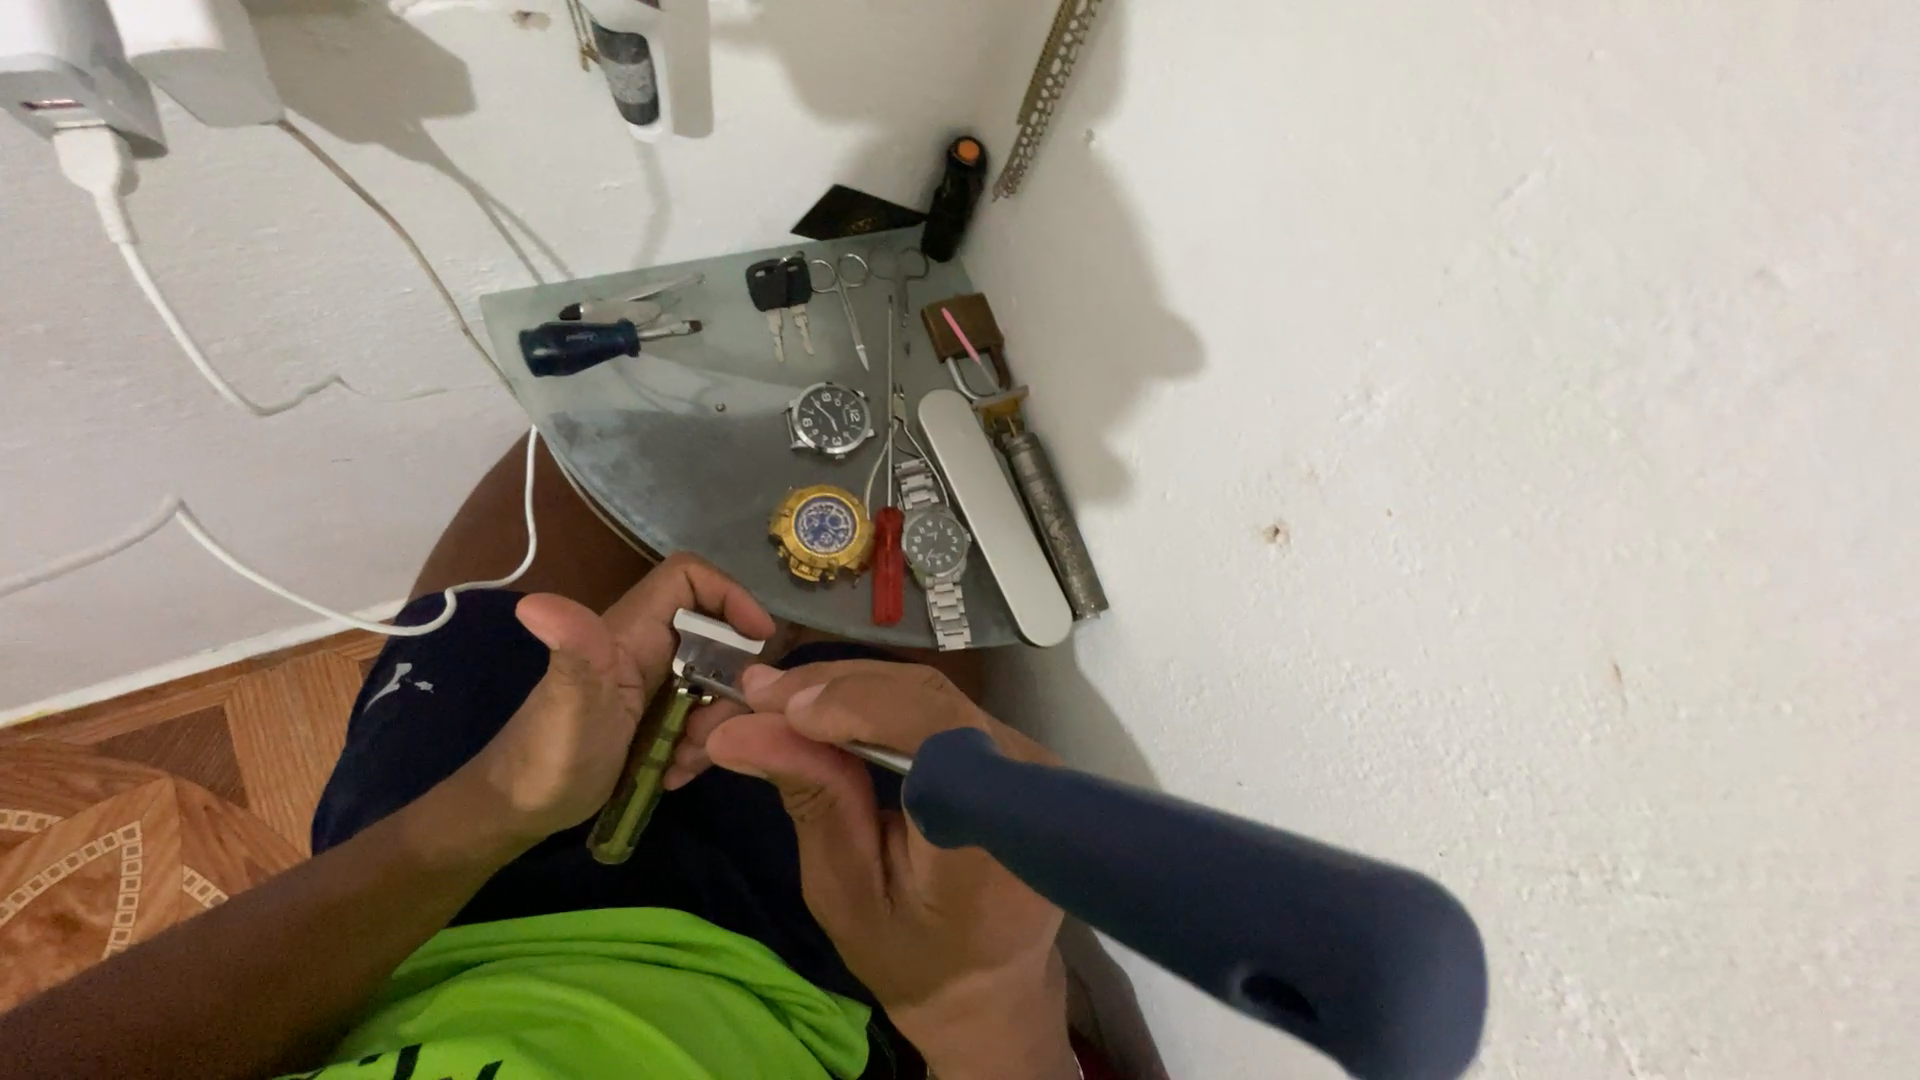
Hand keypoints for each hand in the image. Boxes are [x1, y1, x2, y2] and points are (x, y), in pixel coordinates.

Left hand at [454, 555, 773, 847]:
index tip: (757, 639)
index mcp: (633, 630)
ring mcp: (660, 681)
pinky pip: (707, 715)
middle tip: (710, 728)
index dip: (730, 595)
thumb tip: (534, 603)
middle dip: (730, 684)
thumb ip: (573, 657)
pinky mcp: (663, 714)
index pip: (691, 579)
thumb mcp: (569, 710)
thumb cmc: (546, 757)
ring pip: (720, 682)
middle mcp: (652, 646)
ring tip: (682, 760)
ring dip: (716, 723)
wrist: (519, 812)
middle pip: (720, 637)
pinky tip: (674, 772)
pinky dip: (703, 744)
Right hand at [705, 660, 1077, 1079]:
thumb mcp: (847, 892)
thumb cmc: (913, 955)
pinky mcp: (1005, 745)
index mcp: (989, 825)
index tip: (779, 708)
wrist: (986, 979)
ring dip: (850, 687)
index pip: (936, 729)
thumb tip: (742, 730)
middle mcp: (1020, 773)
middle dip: (838, 687)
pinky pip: (936, 704)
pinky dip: (875, 699)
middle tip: (759, 693)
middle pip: (927, 696)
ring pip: (929, 691)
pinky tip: (825, 705)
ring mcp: (1020, 753)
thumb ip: (814, 803)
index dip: (860, 704)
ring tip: (779, 698)